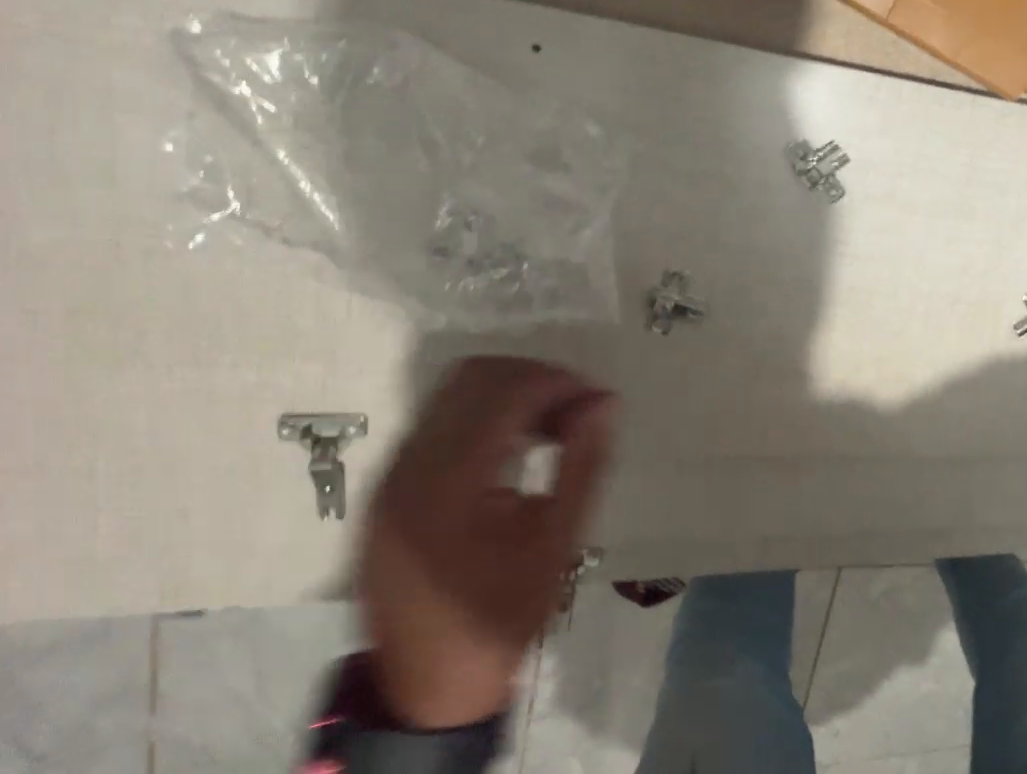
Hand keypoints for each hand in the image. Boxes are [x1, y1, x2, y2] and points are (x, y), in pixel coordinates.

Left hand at [358, 357, 613, 728]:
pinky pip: (438, 423)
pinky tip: (518, 450)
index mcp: (450, 480)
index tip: (599, 401)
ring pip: (453, 395)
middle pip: (474, 378)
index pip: (505, 391)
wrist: (427, 683)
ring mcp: (390, 475)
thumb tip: (604, 402)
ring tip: (554, 429)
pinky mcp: (387, 488)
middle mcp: (408, 465)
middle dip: (535, 380)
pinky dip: (484, 418)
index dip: (559, 382)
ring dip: (510, 395)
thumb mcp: (557, 542)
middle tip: (578, 410)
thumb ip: (583, 464)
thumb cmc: (502, 613)